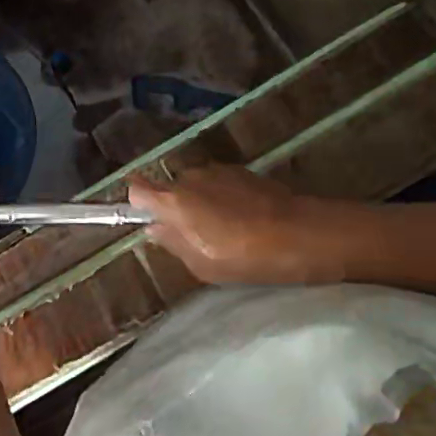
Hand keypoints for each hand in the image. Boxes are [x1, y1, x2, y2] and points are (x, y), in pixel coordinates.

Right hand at [126, 164, 331, 283]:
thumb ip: (173, 243)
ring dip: (201, 202)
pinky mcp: (240, 170)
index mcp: (173, 201)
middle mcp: (189, 177)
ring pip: (195, 185)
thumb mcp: (202, 265)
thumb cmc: (245, 257)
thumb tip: (156, 228)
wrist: (299, 234)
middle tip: (193, 235)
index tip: (146, 218)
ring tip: (224, 229)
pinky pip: (218, 183)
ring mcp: (216, 170)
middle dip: (175, 207)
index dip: (137, 201)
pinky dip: (223, 197)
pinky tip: (243, 218)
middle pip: (168, 187)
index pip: (136, 187)